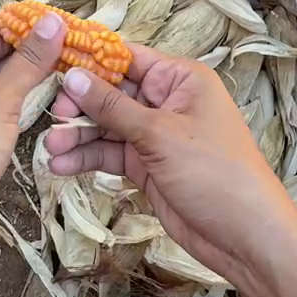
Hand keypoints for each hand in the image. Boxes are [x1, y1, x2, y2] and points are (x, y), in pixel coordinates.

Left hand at [0, 12, 64, 248]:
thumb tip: (54, 19)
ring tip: (85, 69)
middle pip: (10, 54)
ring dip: (43, 77)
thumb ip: (29, 61)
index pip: (4, 29)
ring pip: (13, 81)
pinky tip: (63, 100)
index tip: (78, 26)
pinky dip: (34, 101)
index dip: (38, 26)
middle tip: (91, 49)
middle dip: (45, 51)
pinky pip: (12, 106)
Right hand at [44, 43, 296, 283]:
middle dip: (79, 103)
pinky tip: (61, 165)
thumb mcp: (160, 134)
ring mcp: (154, 135)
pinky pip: (109, 153)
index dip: (90, 58)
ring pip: (105, 125)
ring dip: (78, 135)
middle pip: (111, 92)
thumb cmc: (214, 172)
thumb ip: (112, 107)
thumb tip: (72, 77)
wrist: (247, 240)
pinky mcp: (145, 166)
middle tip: (52, 114)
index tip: (53, 59)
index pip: (126, 57)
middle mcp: (164, 100)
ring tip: (49, 147)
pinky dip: (86, 158)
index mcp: (179, 78)